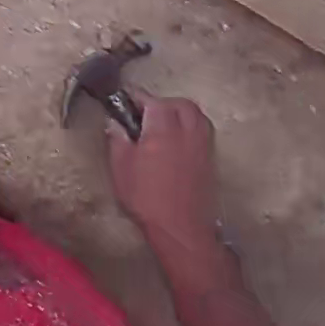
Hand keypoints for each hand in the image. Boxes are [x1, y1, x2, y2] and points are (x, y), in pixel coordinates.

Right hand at [105, 93, 221, 262]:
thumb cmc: (147, 198)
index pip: (151, 100)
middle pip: (178, 103)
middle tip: (143, 115)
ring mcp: (202, 144)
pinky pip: (202, 130)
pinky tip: (176, 141)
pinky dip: (190, 126)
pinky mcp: (210, 158)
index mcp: (163, 127)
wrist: (181, 229)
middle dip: (161, 103)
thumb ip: (117, 139)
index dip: (136, 97)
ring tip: (161, 125)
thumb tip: (114, 122)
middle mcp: (187, 130)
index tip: (124, 99)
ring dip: (178, 112)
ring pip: (194, 114)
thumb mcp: (121, 168)